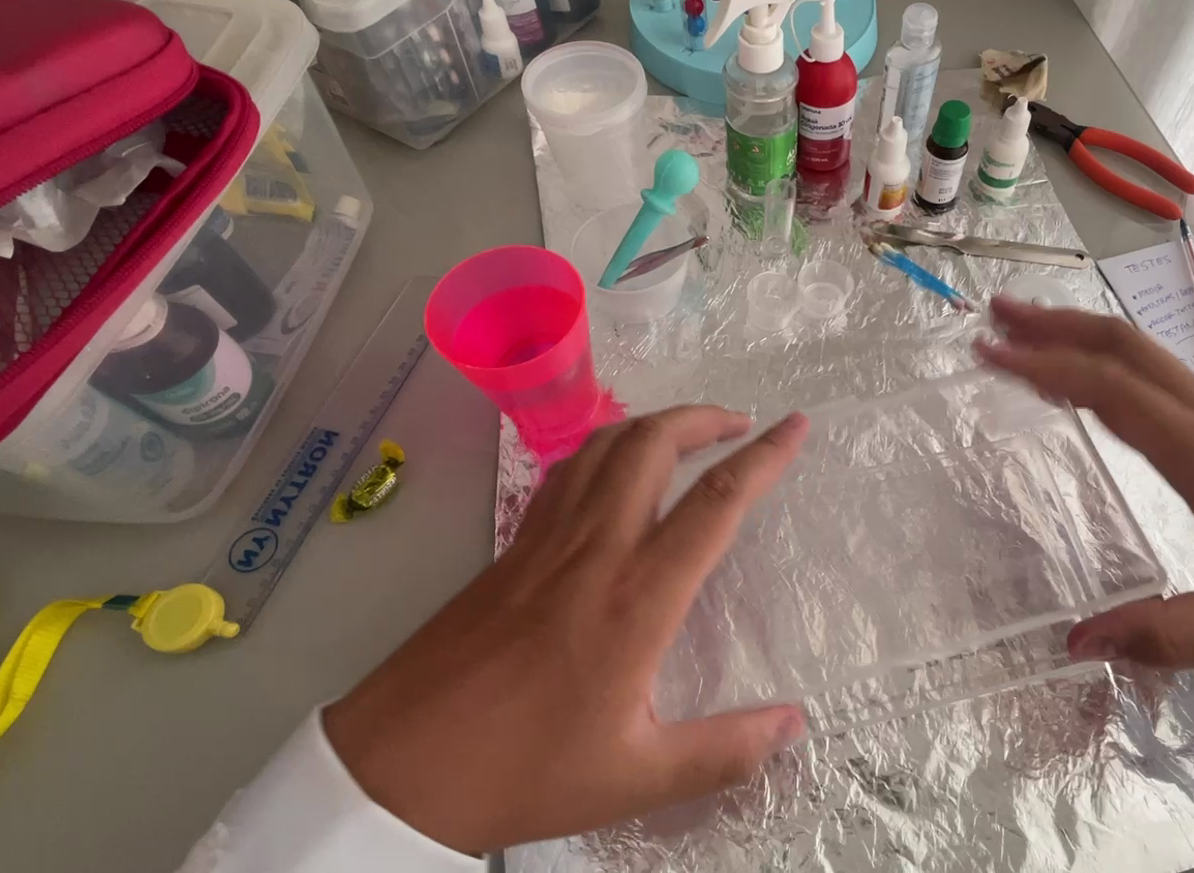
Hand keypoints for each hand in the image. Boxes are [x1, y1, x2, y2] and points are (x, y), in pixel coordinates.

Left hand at [324, 407, 810, 855]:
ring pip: (605, 446)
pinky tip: (615, 467)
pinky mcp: (514, 545)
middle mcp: (597, 547)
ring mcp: (548, 539)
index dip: (764, 456)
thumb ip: (723, 751)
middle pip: (653, 444)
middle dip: (704, 416)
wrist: (398, 767)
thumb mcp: (635, 776)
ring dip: (654, 423)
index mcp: (638, 596)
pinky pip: (568, 471)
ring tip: (689, 432)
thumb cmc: (524, 770)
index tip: (795, 426)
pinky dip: (605, 448)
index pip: (716, 502)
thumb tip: (794, 725)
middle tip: (741, 423)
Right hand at [976, 297, 1193, 669]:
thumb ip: (1164, 635)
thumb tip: (1076, 642)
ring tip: (1023, 324)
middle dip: (1052, 325)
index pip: (1113, 392)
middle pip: (1123, 347)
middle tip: (993, 318)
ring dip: (1077, 329)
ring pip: (1139, 349)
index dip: (1046, 367)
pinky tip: (1084, 365)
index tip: (991, 354)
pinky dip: (1104, 352)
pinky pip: (1153, 368)